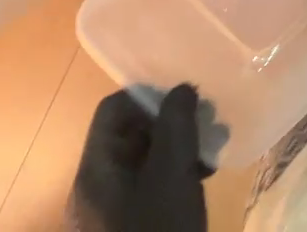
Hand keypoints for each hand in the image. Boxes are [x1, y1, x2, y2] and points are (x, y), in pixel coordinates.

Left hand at [69, 86, 208, 231]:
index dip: (148, 96)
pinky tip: (202, 178)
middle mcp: (95, 187)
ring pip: (143, 158)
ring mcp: (109, 210)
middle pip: (129, 133)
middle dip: (171, 121)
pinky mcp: (127, 226)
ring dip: (178, 146)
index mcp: (95, 170)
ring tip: (212, 152)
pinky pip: (148, 183)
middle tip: (208, 124)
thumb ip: (175, 123)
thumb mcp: (172, 172)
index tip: (187, 101)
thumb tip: (181, 88)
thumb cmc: (160, 230)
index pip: (113, 110)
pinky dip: (175, 172)